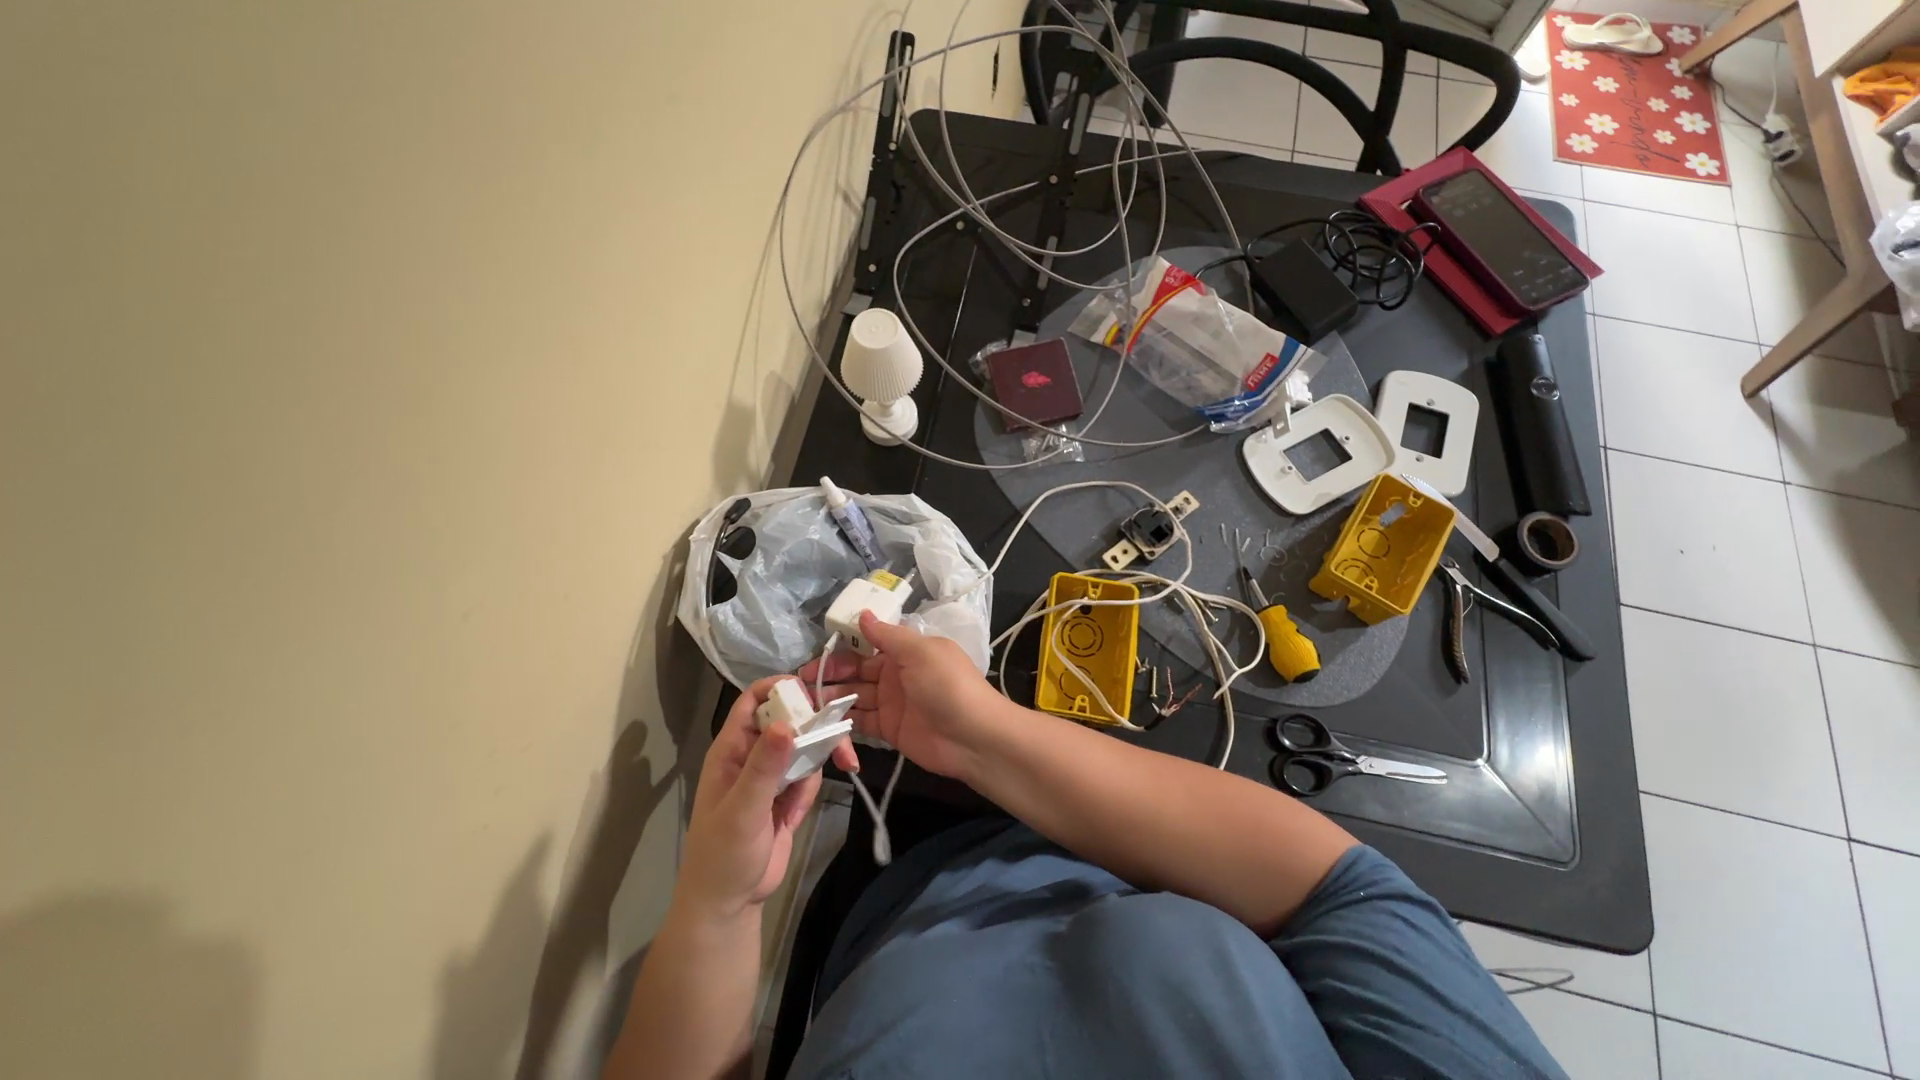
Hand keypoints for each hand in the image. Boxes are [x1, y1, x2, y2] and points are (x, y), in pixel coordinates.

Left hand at [674, 676, 858, 917]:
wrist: (729, 903)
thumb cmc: (723, 854)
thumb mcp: (743, 810)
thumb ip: (765, 767)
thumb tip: (787, 724)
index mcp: (732, 750)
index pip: (754, 702)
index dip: (780, 690)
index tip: (811, 697)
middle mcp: (752, 756)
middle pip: (789, 722)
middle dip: (815, 730)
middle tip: (841, 745)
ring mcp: (770, 777)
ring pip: (804, 749)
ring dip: (818, 762)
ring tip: (836, 775)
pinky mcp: (785, 797)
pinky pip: (807, 778)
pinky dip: (808, 792)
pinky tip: (795, 818)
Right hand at [799, 612, 1009, 782]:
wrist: (974, 738)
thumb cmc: (948, 686)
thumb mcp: (920, 652)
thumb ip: (888, 636)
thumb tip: (864, 613)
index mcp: (907, 650)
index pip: (868, 644)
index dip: (842, 648)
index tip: (817, 654)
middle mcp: (897, 674)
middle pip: (856, 671)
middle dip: (830, 675)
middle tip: (801, 683)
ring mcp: (892, 703)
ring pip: (855, 696)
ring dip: (832, 698)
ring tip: (804, 703)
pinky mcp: (889, 730)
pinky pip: (861, 722)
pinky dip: (843, 722)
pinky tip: (822, 722)